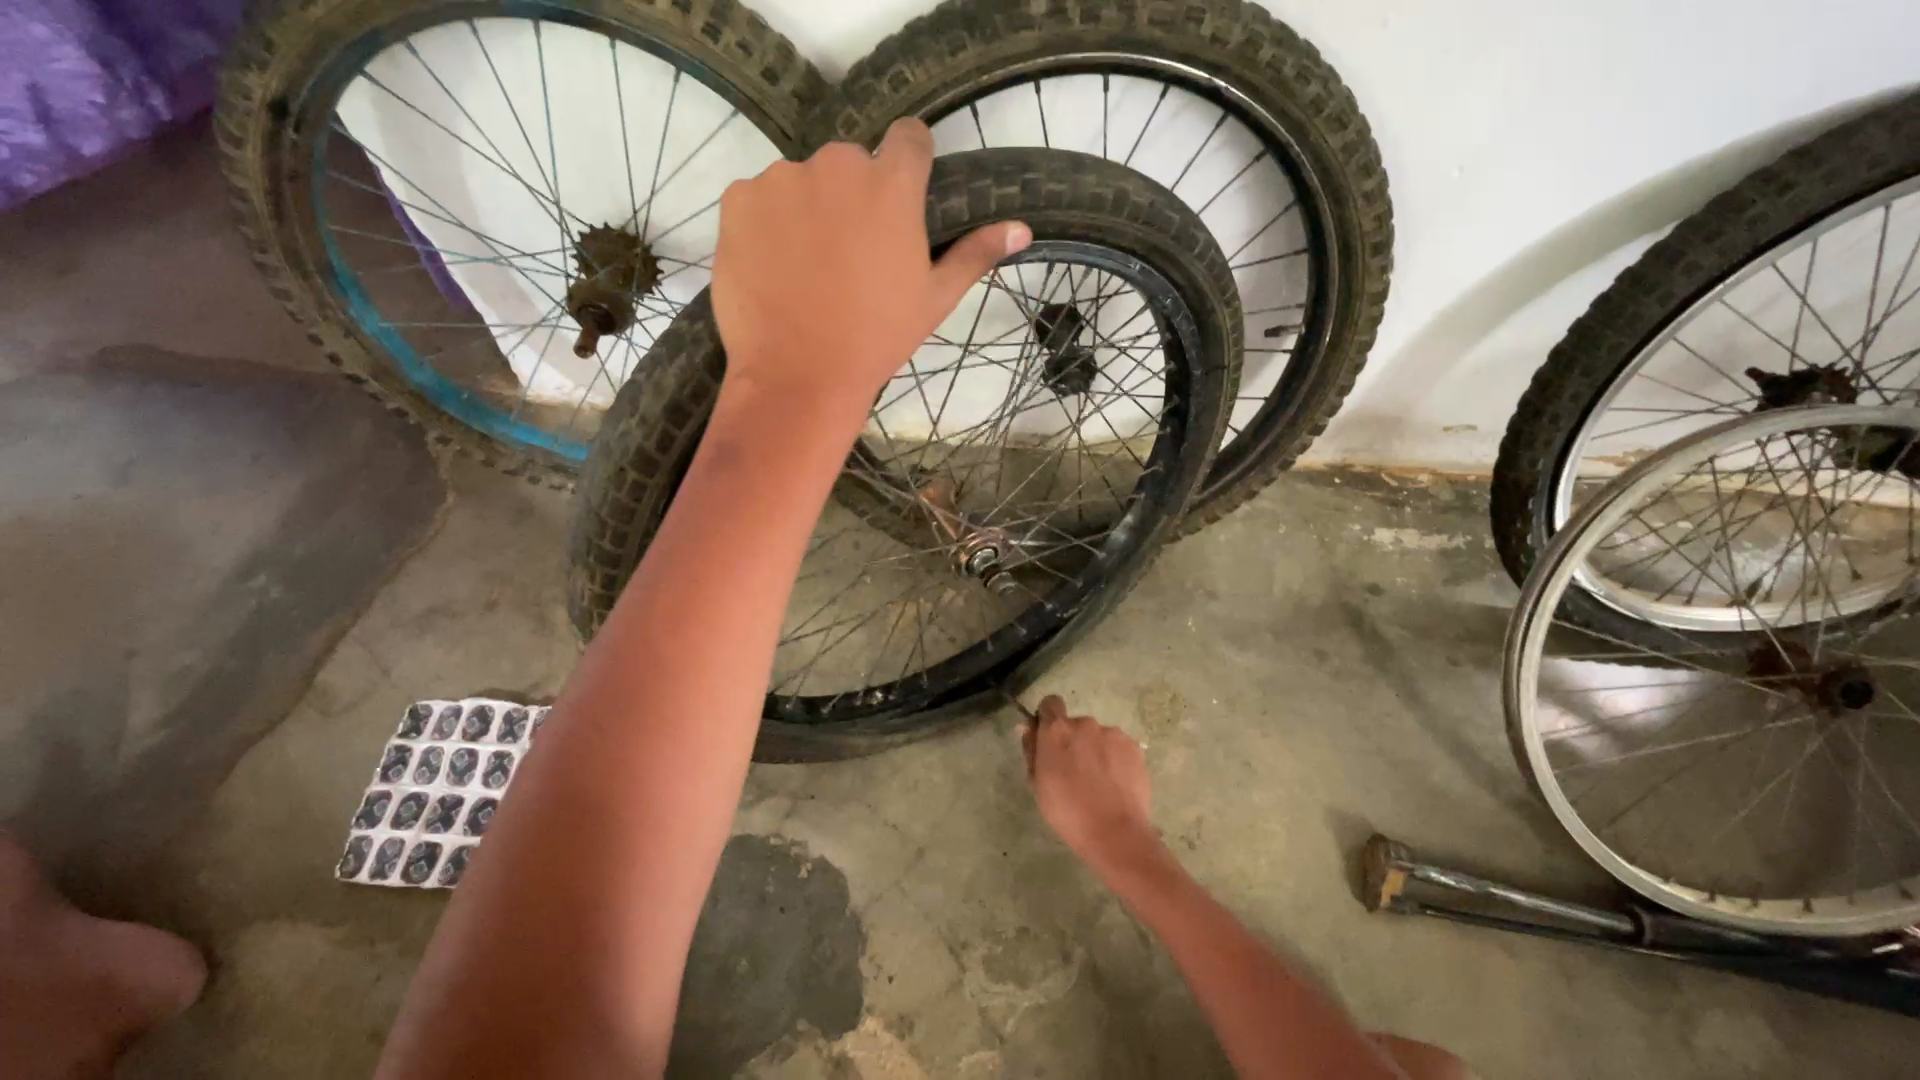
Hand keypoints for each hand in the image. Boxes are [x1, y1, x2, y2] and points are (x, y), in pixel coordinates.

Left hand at [709, 119, 1029, 409]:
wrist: (798, 375)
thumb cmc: (877, 338)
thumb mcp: (934, 298)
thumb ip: (976, 254)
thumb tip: (1022, 228)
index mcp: (893, 185)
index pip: (909, 137)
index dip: (907, 164)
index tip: (899, 200)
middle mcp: (837, 165)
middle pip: (850, 163)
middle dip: (852, 196)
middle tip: (850, 255)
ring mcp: (782, 179)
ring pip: (801, 182)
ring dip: (806, 209)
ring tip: (807, 269)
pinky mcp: (738, 199)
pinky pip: (758, 199)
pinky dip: (765, 224)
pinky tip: (773, 268)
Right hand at [1022, 695, 1161, 877]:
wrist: (1115, 832)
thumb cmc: (1067, 812)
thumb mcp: (1037, 784)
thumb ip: (1032, 750)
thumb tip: (1027, 727)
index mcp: (1057, 731)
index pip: (1050, 704)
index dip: (1049, 719)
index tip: (1050, 741)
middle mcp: (1085, 724)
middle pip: (1076, 726)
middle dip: (1074, 743)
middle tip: (1075, 774)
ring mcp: (1113, 734)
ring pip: (1099, 737)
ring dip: (1096, 751)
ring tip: (1100, 784)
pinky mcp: (1134, 747)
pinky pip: (1119, 748)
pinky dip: (1116, 760)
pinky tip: (1117, 785)